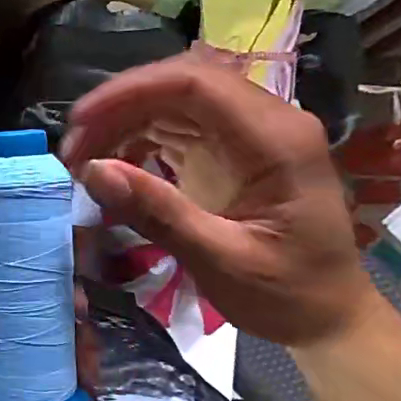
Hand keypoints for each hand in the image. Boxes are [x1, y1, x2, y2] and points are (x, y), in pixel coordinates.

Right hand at [62, 56, 379, 347]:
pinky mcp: (231, 151)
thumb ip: (159, 213)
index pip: (196, 84)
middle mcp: (266, 122)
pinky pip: (176, 126)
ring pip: (173, 102)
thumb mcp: (221, 261)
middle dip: (119, 107)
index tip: (81, 122)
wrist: (328, 316)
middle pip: (181, 85)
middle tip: (72, 147)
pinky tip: (113, 165)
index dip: (130, 92)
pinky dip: (137, 138)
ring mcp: (248, 134)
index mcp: (277, 140)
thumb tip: (92, 171)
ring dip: (123, 121)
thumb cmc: (286, 293)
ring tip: (82, 158)